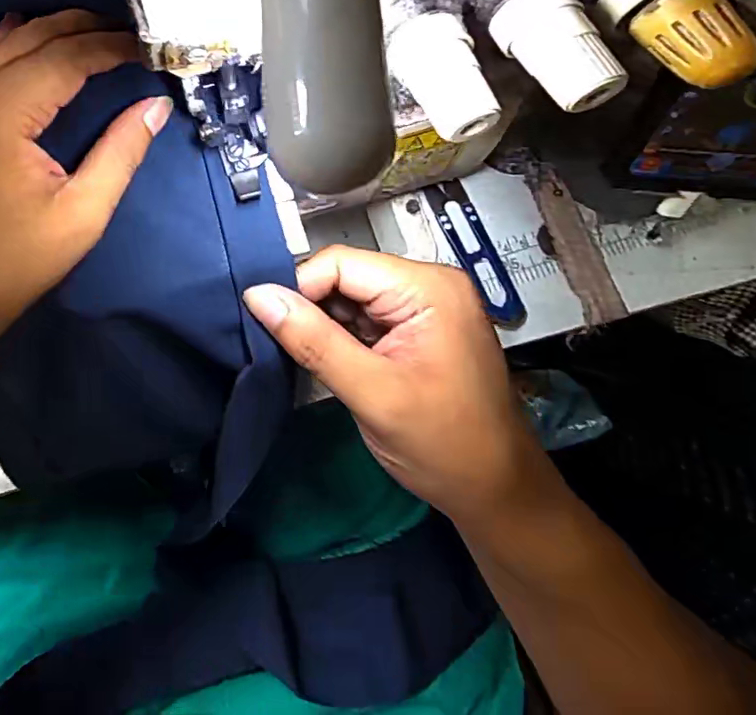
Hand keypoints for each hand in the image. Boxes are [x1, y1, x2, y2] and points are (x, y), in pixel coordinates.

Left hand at [0, 11, 171, 396]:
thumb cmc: (7, 268)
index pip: (66, 56)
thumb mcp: (80, 215)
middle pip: (33, 36)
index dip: (113, 46)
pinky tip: (40, 52)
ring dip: (52, 38)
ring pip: (2, 45)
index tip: (150, 47)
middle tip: (131, 34)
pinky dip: (18, 54)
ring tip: (98, 39)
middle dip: (85, 29)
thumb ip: (121, 151)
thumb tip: (155, 104)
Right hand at [242, 246, 549, 525]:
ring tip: (309, 360)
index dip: (299, 289)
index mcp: (428, 287)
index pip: (341, 263)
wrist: (497, 492)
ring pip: (349, 299)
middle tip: (285, 348)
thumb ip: (313, 341)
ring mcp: (423, 307)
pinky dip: (341, 339)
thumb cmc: (447, 446)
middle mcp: (427, 284)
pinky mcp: (415, 329)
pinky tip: (331, 364)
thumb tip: (258, 296)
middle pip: (344, 277)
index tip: (268, 324)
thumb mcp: (373, 393)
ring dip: (324, 327)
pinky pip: (363, 319)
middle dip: (311, 310)